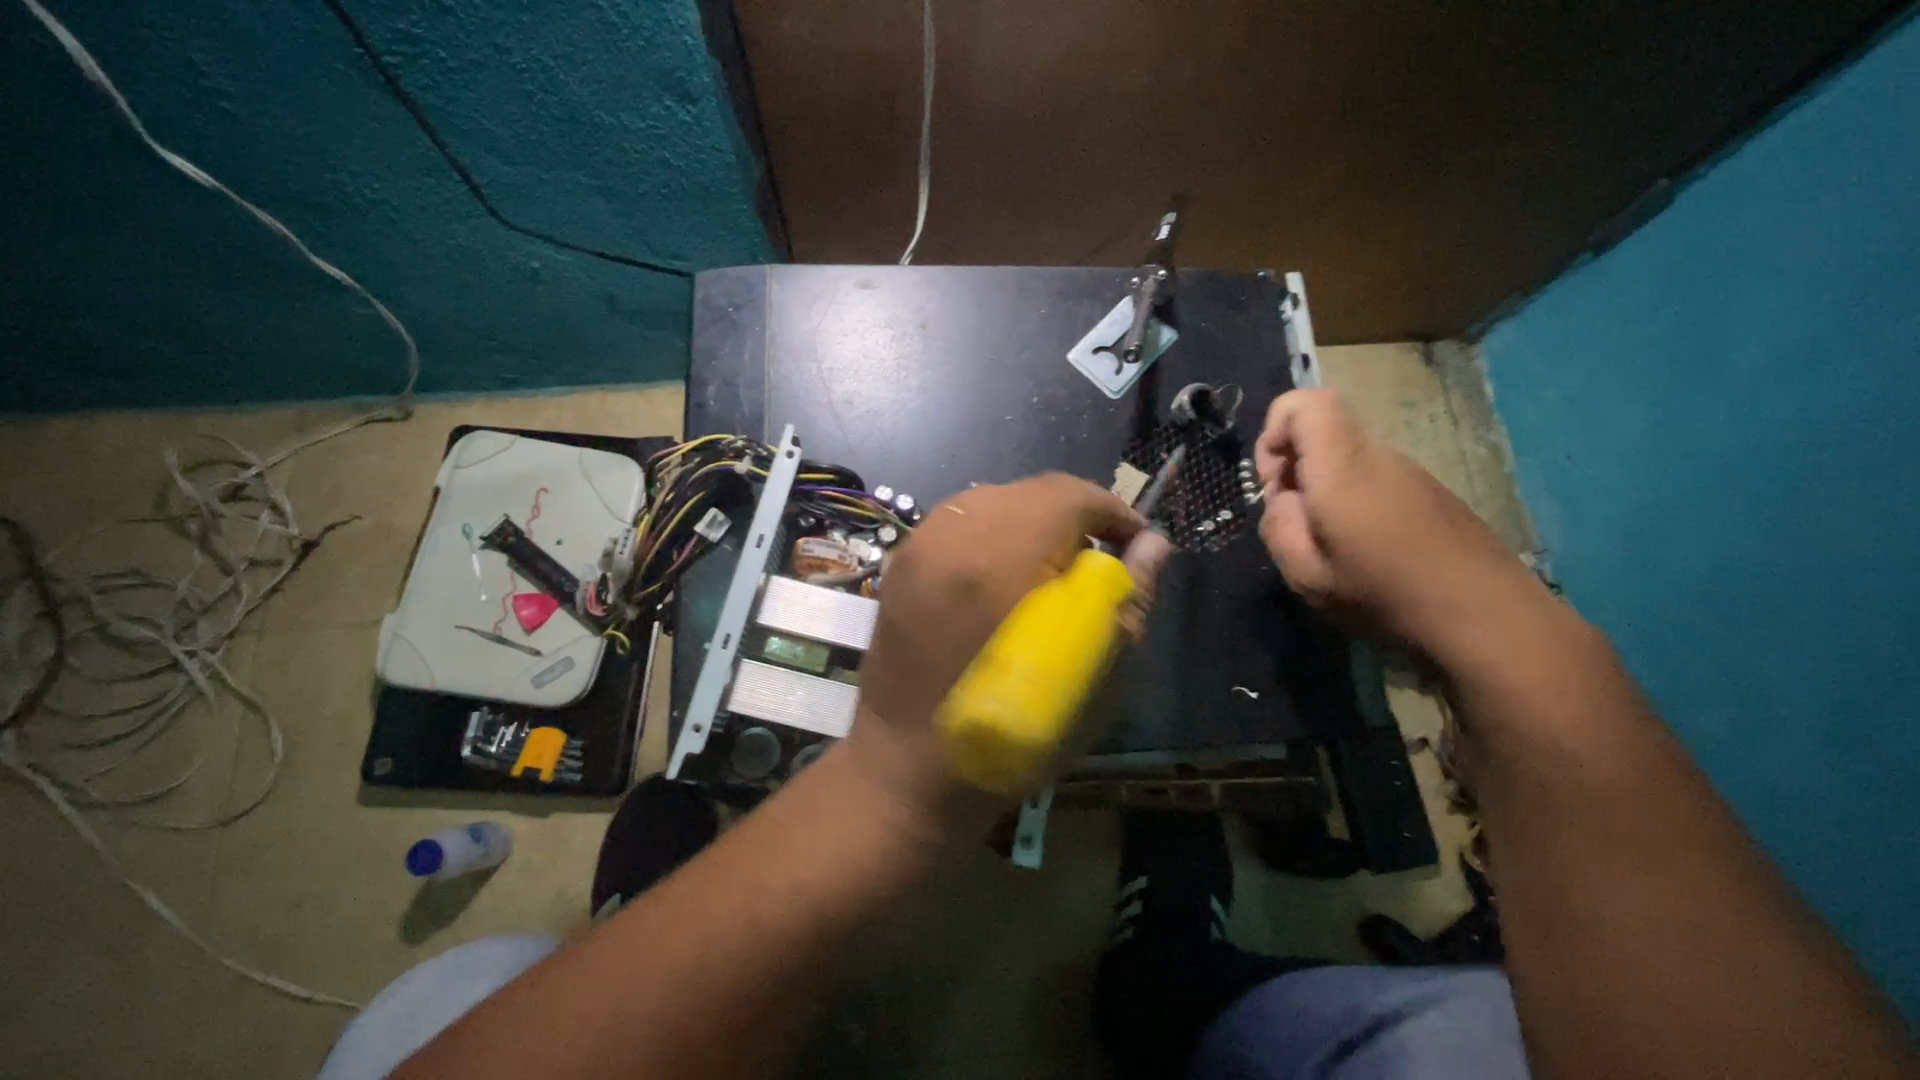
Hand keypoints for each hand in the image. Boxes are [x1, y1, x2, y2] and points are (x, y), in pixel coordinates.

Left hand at [848, 474, 1172, 836]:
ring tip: (1049, 577)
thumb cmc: (1019, 732)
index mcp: (1003, 550)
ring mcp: (918, 547)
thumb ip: (1129, 591)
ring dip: (1029, 528)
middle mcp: (954, 531)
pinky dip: (989, 543)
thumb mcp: (1098, 668)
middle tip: (1097, 566)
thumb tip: (1152, 542)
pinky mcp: (899, 568)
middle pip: (1029, 494)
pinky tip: (1001, 587)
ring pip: (991, 506)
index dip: (1113, 513)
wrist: (913, 772)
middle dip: (1072, 519)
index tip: (1137, 545)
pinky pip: (958, 531)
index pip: (1071, 494)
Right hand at [1254, 389, 1542, 659]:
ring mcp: (1408, 471)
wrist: (1485, 615)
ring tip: (1329, 545)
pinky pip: (1374, 477)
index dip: (1274, 431)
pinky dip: (1353, 501)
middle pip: (1323, 429)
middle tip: (1296, 522)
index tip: (1273, 482)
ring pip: (1347, 456)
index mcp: (1342, 466)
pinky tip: (1365, 551)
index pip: (1303, 403)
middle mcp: (1376, 454)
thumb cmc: (1385, 593)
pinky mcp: (1429, 492)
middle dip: (1296, 467)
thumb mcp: (1306, 574)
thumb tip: (1283, 500)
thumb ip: (1278, 526)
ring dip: (1324, 488)